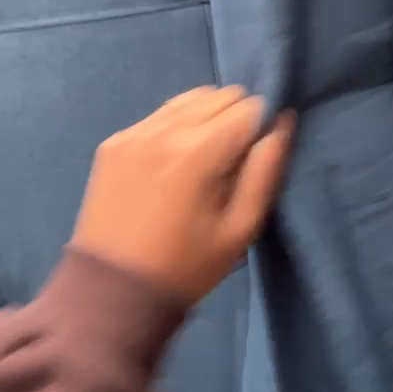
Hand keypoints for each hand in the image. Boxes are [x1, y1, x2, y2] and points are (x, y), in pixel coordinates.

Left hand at [72, 86, 294, 305]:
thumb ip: (266, 169)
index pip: (251, 106)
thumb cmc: (186, 266)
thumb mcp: (240, 228)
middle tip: (231, 160)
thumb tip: (283, 121)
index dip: (261, 128)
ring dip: (207, 116)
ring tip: (203, 157)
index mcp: (199, 151)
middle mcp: (165, 130)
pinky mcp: (113, 141)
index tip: (254, 157)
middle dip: (237, 118)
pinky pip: (160, 113)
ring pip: (191, 97)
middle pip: (222, 95)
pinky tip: (172, 161)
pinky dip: (177, 125)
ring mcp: (134, 132)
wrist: (109, 296)